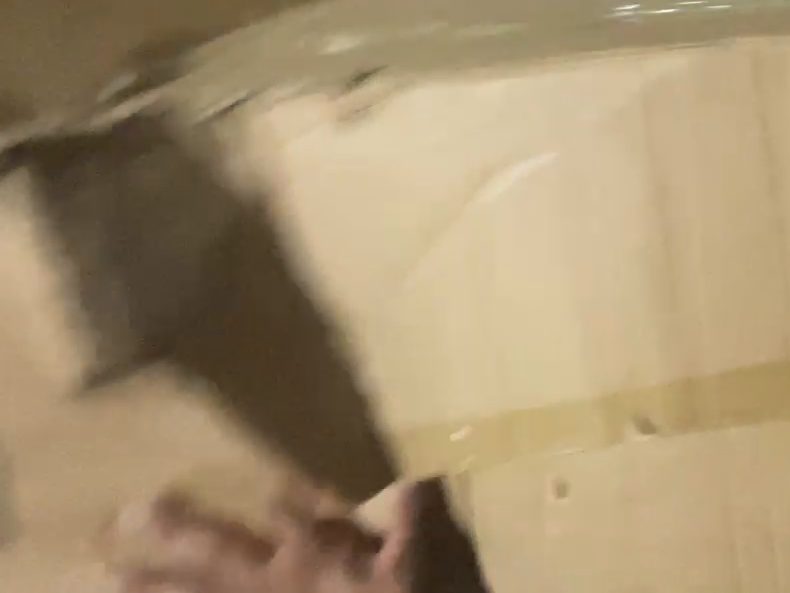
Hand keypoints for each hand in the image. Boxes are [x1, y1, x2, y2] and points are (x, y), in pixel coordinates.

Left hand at [103, 481, 419, 592]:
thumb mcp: (411, 568)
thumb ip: (411, 524)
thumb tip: (416, 480)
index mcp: (312, 558)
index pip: (292, 510)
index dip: (277, 489)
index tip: (254, 467)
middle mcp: (268, 581)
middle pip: (219, 551)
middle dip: (183, 530)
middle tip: (140, 507)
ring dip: (152, 586)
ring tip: (114, 574)